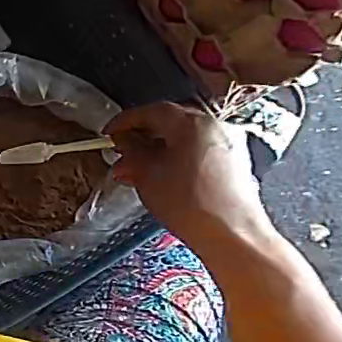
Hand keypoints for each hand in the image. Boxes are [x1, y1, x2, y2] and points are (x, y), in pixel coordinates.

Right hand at [104, 101, 273, 255]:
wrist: (230, 231)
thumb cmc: (186, 201)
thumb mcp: (146, 174)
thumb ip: (131, 152)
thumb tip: (124, 141)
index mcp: (192, 123)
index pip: (152, 111)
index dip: (125, 120)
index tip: (108, 133)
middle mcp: (214, 125)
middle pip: (170, 121)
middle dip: (142, 135)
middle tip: (120, 151)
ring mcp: (227, 142)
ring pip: (184, 137)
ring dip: (157, 148)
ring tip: (136, 170)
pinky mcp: (233, 160)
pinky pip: (198, 149)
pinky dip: (176, 156)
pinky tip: (161, 176)